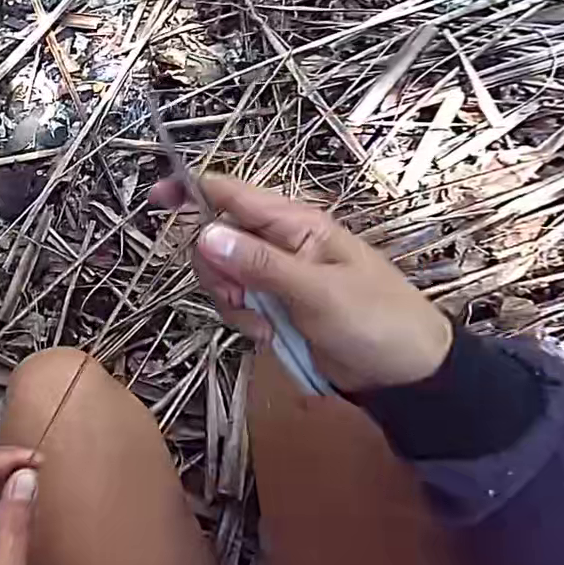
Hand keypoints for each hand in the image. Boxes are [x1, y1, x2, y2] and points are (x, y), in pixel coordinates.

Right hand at [151, 175, 452, 392]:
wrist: (405, 373)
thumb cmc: (376, 320)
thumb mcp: (319, 292)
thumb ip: (260, 264)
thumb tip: (205, 234)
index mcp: (294, 224)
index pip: (232, 194)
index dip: (192, 191)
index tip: (157, 199)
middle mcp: (276, 242)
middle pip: (215, 237)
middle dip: (214, 268)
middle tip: (237, 296)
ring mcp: (271, 273)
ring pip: (220, 272)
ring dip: (229, 299)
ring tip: (262, 323)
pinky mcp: (270, 302)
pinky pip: (234, 301)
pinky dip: (241, 318)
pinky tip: (268, 334)